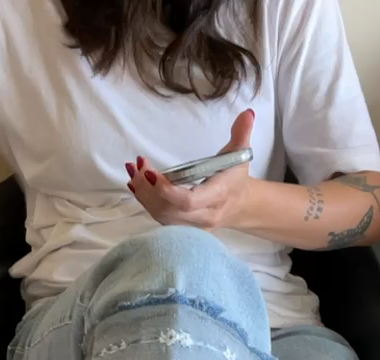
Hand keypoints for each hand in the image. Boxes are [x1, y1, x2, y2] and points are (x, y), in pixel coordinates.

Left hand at [127, 110, 255, 230]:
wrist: (239, 207)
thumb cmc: (236, 178)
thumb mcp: (241, 154)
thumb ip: (242, 134)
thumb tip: (247, 113)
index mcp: (218, 196)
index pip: (188, 201)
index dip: (167, 190)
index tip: (151, 171)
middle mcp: (204, 215)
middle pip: (169, 210)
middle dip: (149, 189)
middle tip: (138, 166)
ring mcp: (192, 225)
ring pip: (162, 216)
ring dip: (144, 196)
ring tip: (133, 172)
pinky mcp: (183, 227)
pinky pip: (161, 218)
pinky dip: (146, 202)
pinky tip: (136, 185)